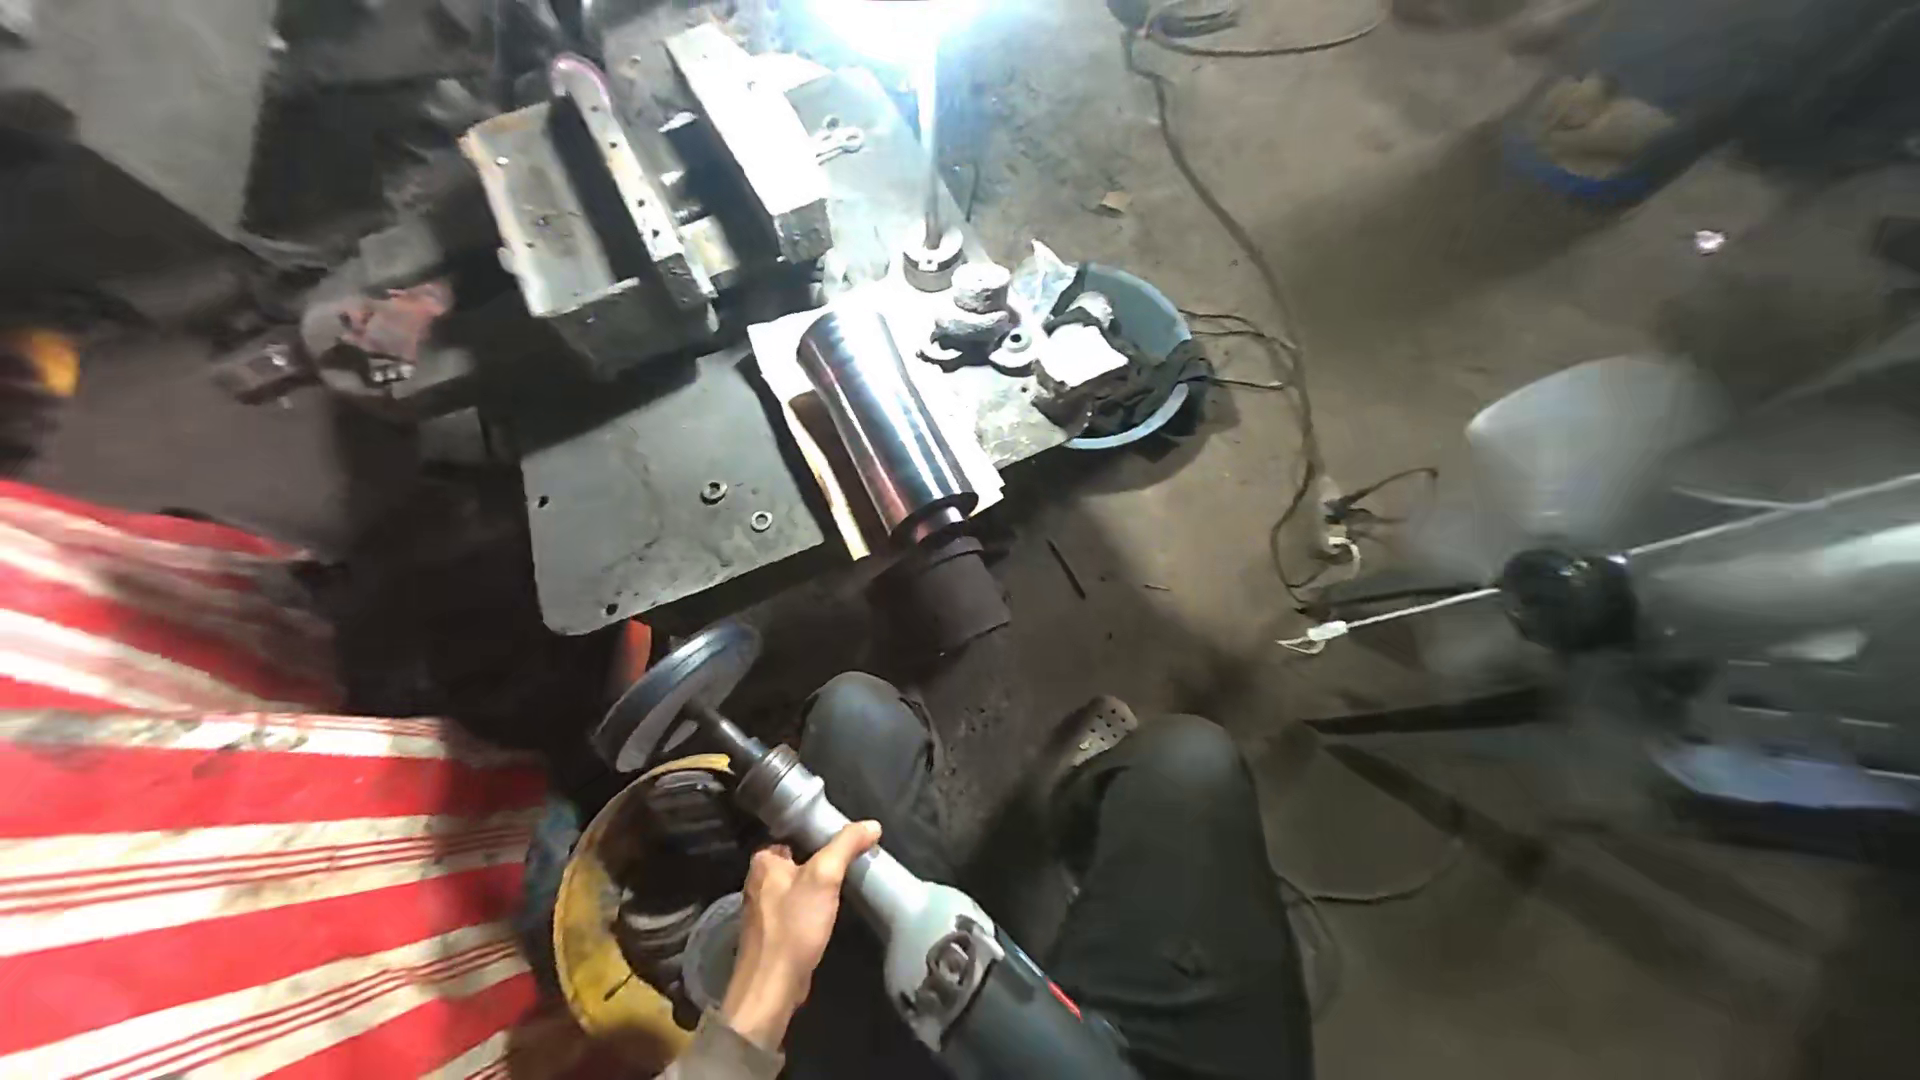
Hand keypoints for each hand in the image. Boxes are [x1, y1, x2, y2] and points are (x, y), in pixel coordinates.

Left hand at [720, 820, 882, 1050]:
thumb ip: (846, 844)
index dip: (821, 833)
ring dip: (819, 886)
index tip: (847, 838)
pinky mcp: (773, 933)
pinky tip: (829, 911)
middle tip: (851, 860)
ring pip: (800, 884)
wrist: (771, 990)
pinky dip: (813, 907)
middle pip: (800, 858)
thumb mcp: (825, 875)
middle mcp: (758, 881)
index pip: (796, 833)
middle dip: (822, 860)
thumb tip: (872, 825)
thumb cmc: (794, 926)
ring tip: (845, 882)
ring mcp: (764, 909)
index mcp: (763, 861)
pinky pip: (798, 907)